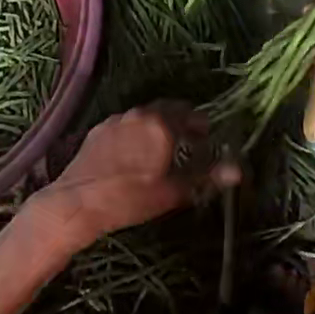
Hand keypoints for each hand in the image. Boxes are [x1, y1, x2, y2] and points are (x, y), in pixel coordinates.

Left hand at [31, 102, 236, 249]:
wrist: (77, 203)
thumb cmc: (130, 198)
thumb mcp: (174, 191)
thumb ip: (206, 177)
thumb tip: (237, 170)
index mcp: (161, 124)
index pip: (190, 114)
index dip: (202, 125)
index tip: (208, 136)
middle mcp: (139, 114)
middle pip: (167, 110)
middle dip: (181, 121)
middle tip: (189, 139)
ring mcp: (116, 120)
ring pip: (144, 117)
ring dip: (158, 126)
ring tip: (163, 147)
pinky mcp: (98, 130)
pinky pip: (125, 125)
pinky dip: (136, 132)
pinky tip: (134, 152)